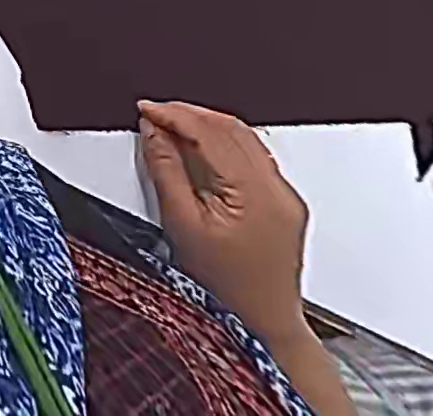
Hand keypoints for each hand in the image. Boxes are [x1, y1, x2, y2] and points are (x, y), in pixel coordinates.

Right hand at [139, 100, 311, 346]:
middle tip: (155, 111)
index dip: (175, 115)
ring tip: (170, 123)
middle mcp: (279, 191)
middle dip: (188, 113)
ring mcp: (284, 195)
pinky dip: (220, 140)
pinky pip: (250, 153)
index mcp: (257, 195)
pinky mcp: (281, 200)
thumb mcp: (181, 223)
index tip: (147, 108)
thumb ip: (166, 169)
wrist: (260, 323)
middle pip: (231, 129)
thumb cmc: (224, 286)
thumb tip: (153, 130)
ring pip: (243, 136)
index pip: (212, 134)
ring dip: (204, 123)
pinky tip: (196, 143)